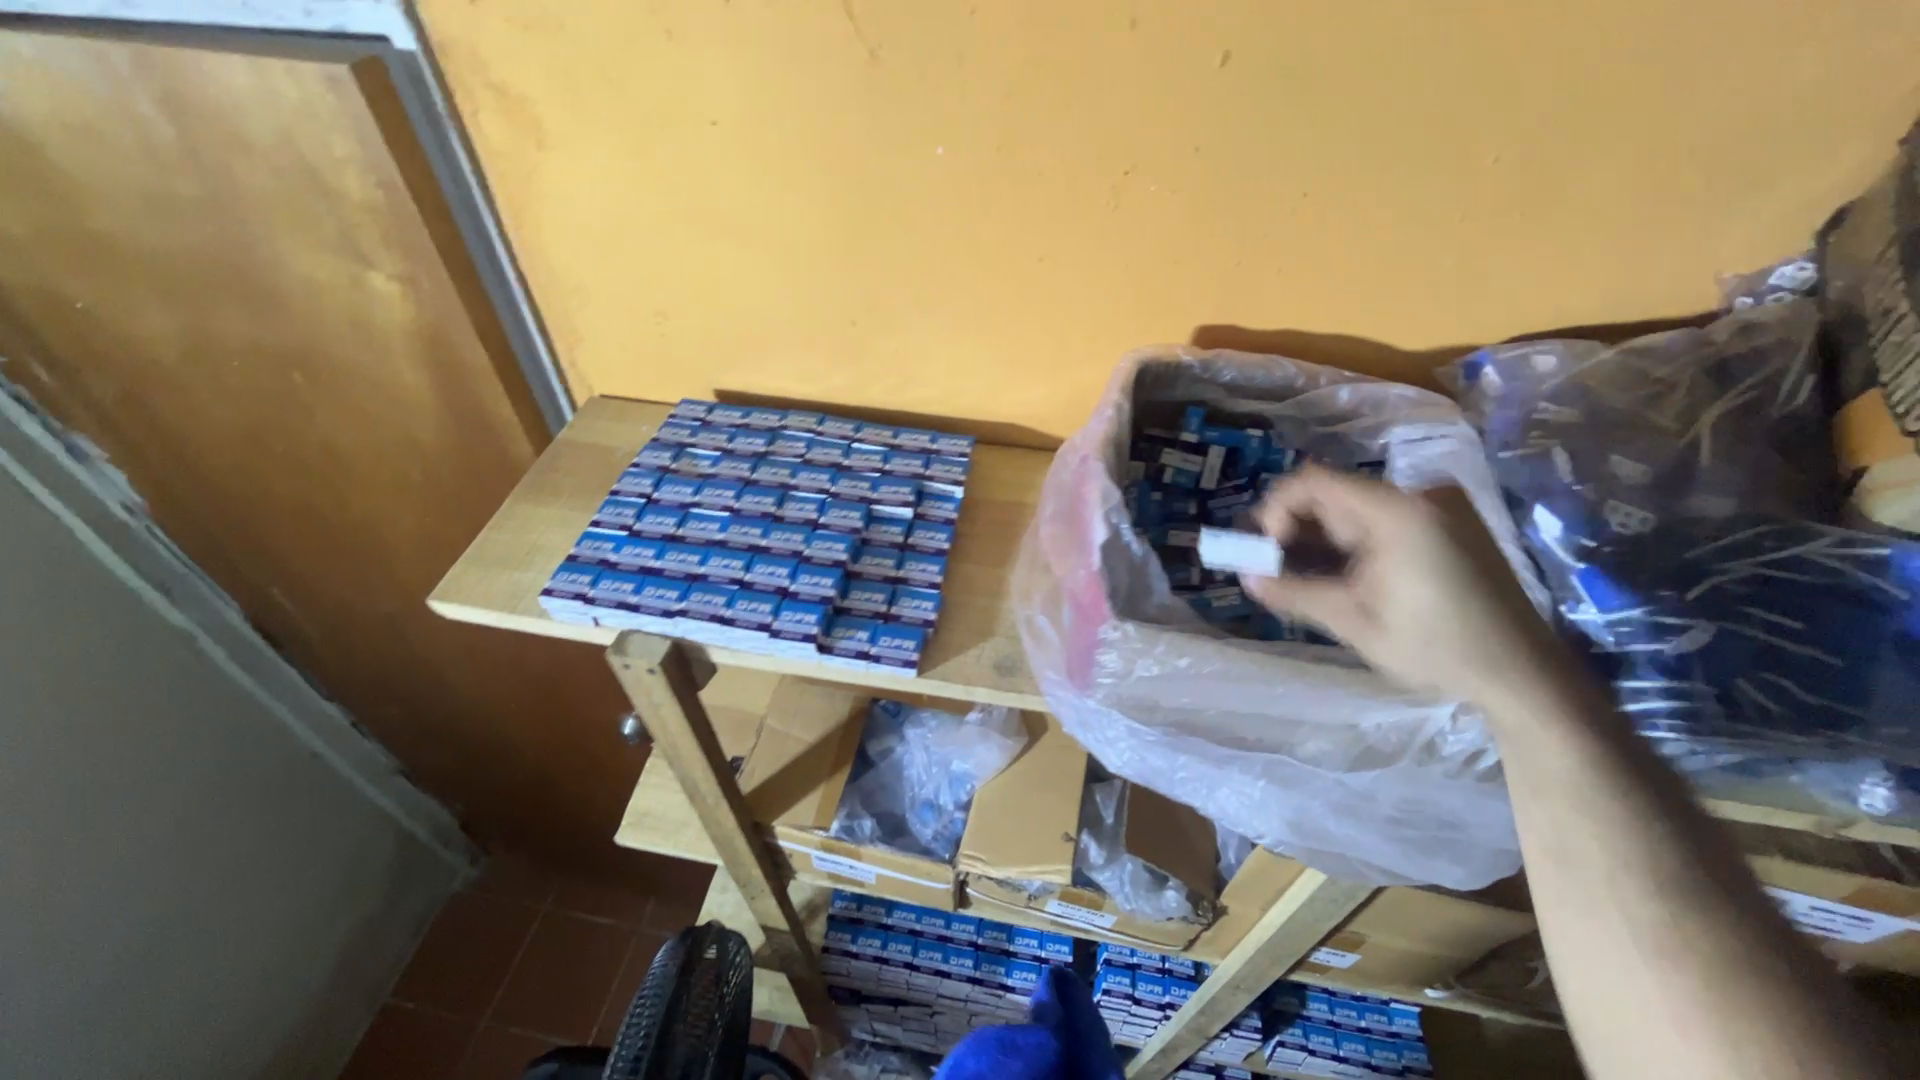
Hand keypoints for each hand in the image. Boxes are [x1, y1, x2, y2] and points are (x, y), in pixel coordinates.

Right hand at [1240, 464, 1567, 707]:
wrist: (1522, 673)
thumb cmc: (1435, 647)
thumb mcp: (1353, 621)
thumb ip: (1294, 593)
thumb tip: (1246, 577)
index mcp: (1395, 511)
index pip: (1312, 481)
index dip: (1277, 510)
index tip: (1266, 552)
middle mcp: (1416, 496)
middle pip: (1333, 495)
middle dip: (1294, 530)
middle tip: (1271, 570)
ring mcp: (1436, 509)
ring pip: (1353, 511)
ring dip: (1319, 541)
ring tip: (1300, 581)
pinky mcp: (1446, 527)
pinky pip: (1380, 523)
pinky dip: (1351, 546)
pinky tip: (1340, 580)